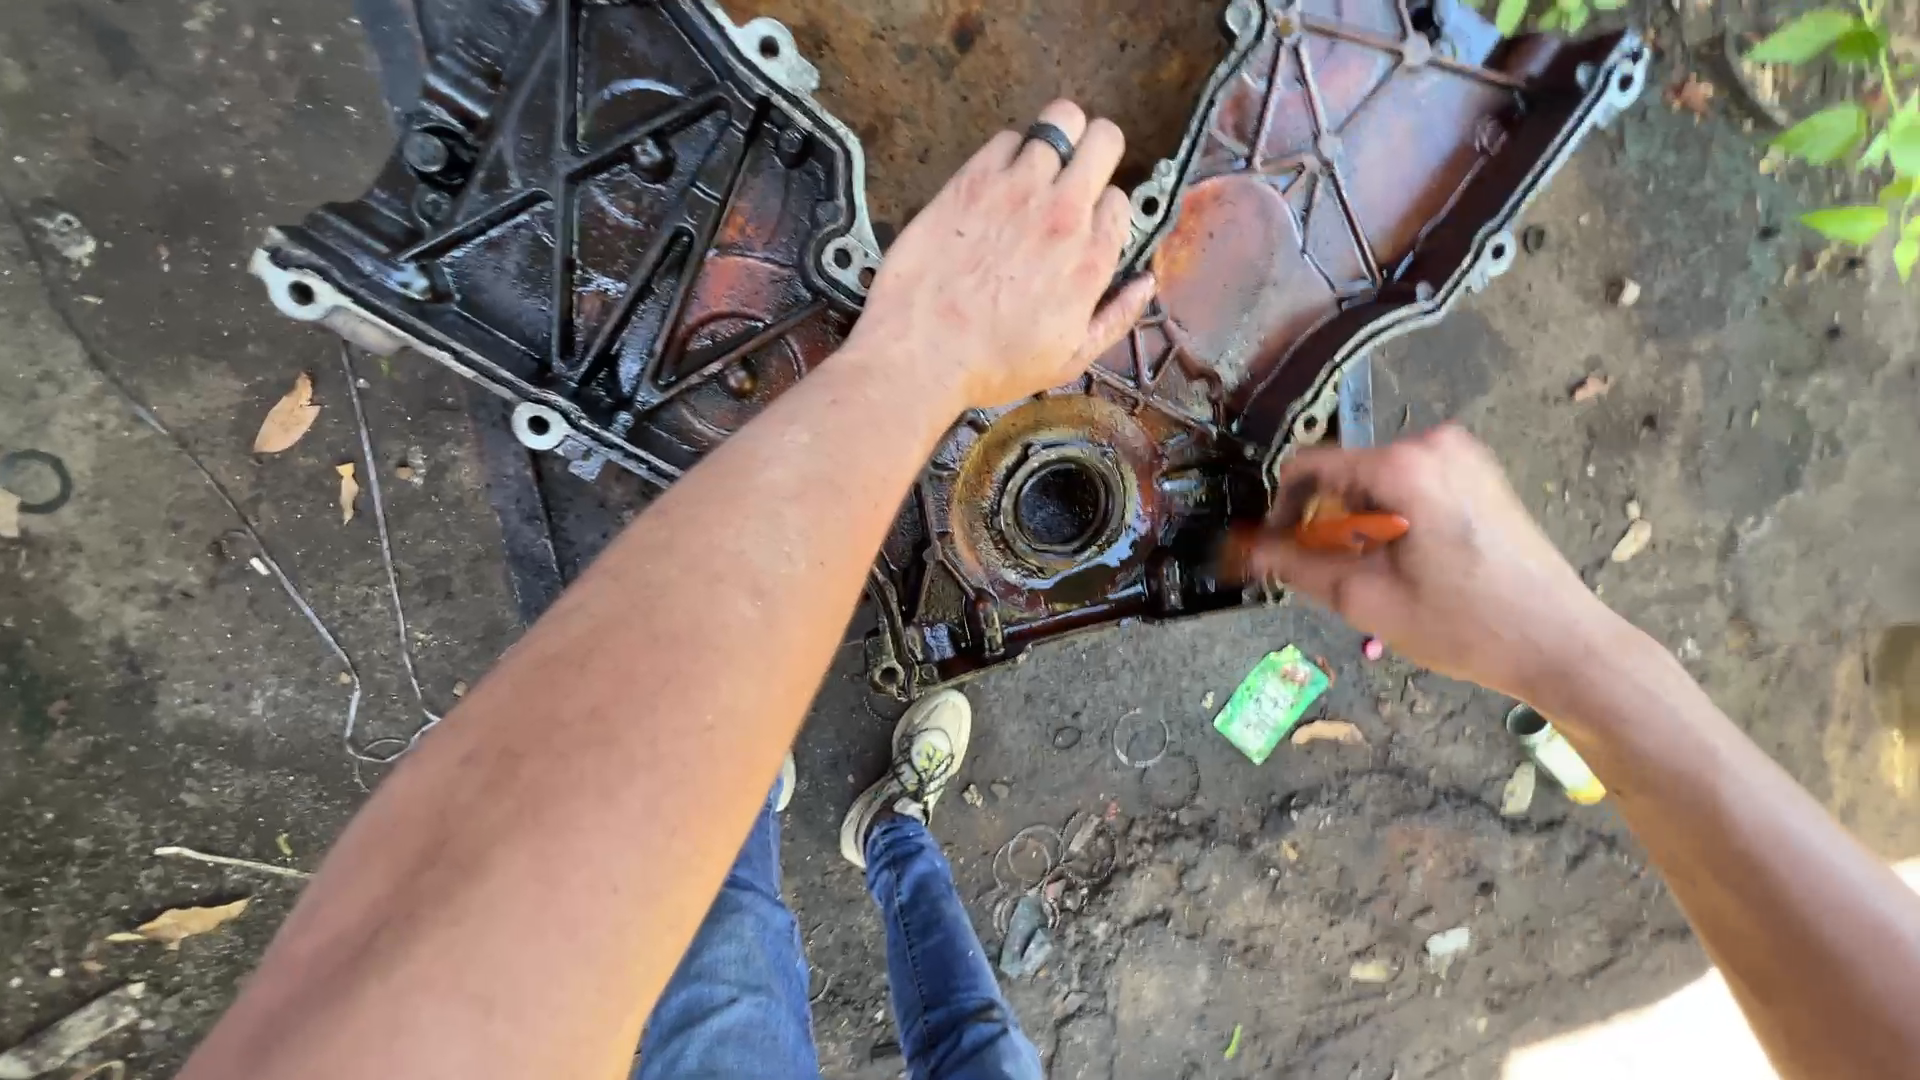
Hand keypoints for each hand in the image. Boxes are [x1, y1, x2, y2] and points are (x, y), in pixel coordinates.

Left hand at [846, 99, 1157, 411]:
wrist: (922, 355)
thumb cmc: (992, 366)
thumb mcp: (1068, 360)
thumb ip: (1116, 317)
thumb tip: (1146, 284)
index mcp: (1091, 259)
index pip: (1121, 200)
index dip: (1104, 211)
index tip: (1086, 226)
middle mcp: (1063, 213)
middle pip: (1105, 138)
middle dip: (1096, 151)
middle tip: (1074, 175)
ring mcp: (1017, 189)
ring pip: (1059, 122)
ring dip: (1052, 144)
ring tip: (1032, 175)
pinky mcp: (973, 179)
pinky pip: (1006, 138)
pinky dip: (1005, 154)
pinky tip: (993, 186)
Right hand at [1245, 426, 1622, 702]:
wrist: (1562, 644)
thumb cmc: (1464, 625)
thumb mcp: (1364, 599)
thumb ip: (1295, 566)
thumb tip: (1247, 551)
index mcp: (1403, 465)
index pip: (1307, 467)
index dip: (1281, 509)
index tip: (1279, 548)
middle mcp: (1433, 443)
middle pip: (1341, 474)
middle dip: (1323, 521)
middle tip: (1331, 571)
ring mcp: (1462, 455)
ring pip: (1371, 482)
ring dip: (1355, 523)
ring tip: (1372, 571)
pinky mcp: (1477, 473)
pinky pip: (1405, 484)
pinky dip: (1388, 517)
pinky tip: (1404, 559)